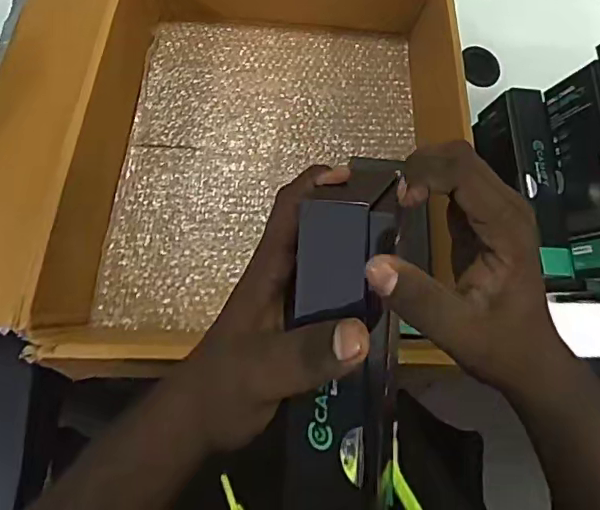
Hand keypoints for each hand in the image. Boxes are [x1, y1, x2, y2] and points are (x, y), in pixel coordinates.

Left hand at [165, 164, 371, 454]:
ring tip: (400, 258)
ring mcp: (291, 304)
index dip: (316, 183)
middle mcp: (283, 277)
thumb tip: (361, 332)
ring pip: (328, 267)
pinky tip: (384, 307)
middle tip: (396, 217)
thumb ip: (307, 354)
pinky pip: (334, 302)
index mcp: (268, 269)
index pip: (289, 208)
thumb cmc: (221, 385)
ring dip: (358, 257)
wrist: (199, 424)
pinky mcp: (301, 331)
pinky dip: (357, 296)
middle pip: (317, 231)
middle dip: (351, 216)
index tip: (352, 176)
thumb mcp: (263, 369)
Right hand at [365, 141, 564, 398]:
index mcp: (506, 225)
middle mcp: (507, 207)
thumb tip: (372, 266)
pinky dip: (431, 180)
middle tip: (398, 197)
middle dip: (422, 165)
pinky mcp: (486, 215)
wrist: (532, 364)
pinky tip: (415, 203)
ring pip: (458, 161)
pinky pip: (456, 178)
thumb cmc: (501, 347)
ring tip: (404, 199)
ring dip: (425, 169)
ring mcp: (499, 208)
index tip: (402, 202)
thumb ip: (417, 298)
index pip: (462, 169)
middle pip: (460, 155)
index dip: (426, 173)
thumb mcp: (457, 331)